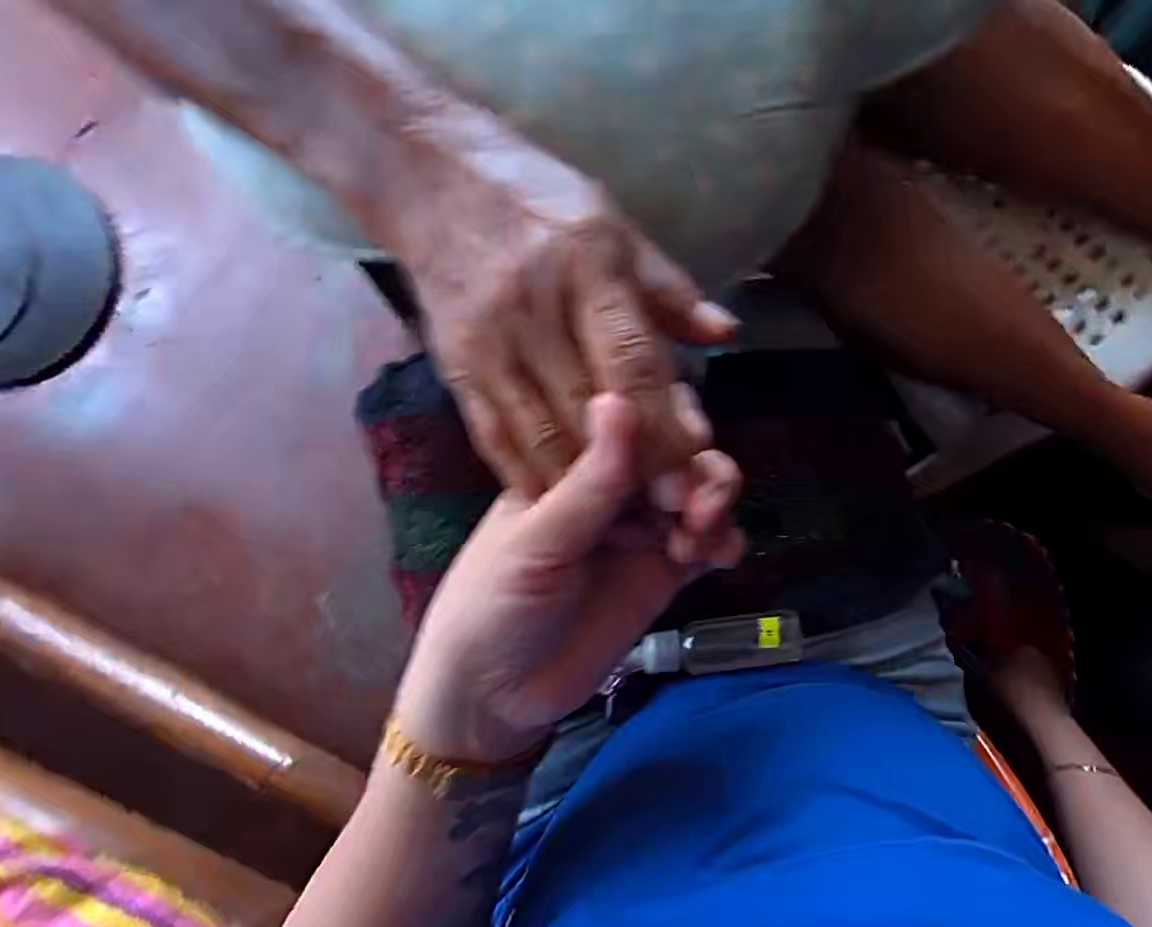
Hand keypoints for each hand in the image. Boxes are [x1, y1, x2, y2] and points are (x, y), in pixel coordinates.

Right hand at [390, 122, 737, 494]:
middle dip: (631, 471)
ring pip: (540, 436)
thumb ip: (668, 289)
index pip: (632, 363)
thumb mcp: (613, 225)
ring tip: (619, 522)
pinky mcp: (456, 370)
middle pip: (588, 410)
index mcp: (586, 268)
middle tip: (666, 514)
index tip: (690, 473)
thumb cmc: (535, 197)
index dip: (663, 426)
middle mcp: (535, 312)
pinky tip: (556, 506)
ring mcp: (489, 346)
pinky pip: (494, 437)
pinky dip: (528, 478)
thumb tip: (724, 334)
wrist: (427, 178)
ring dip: (581, 488)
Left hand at [393, 393, 744, 762]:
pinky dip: (723, 542)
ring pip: (695, 496)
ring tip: (702, 534)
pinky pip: (704, 546)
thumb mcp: (538, 541)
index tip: (681, 445)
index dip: (663, 426)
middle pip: (671, 455)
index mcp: (568, 467)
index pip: (628, 423)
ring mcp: (639, 533)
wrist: (496, 695)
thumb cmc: (494, 605)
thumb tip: (617, 399)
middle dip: (694, 468)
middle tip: (691, 504)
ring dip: (713, 503)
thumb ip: (590, 482)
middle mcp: (608, 492)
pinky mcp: (661, 576)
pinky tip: (722, 555)